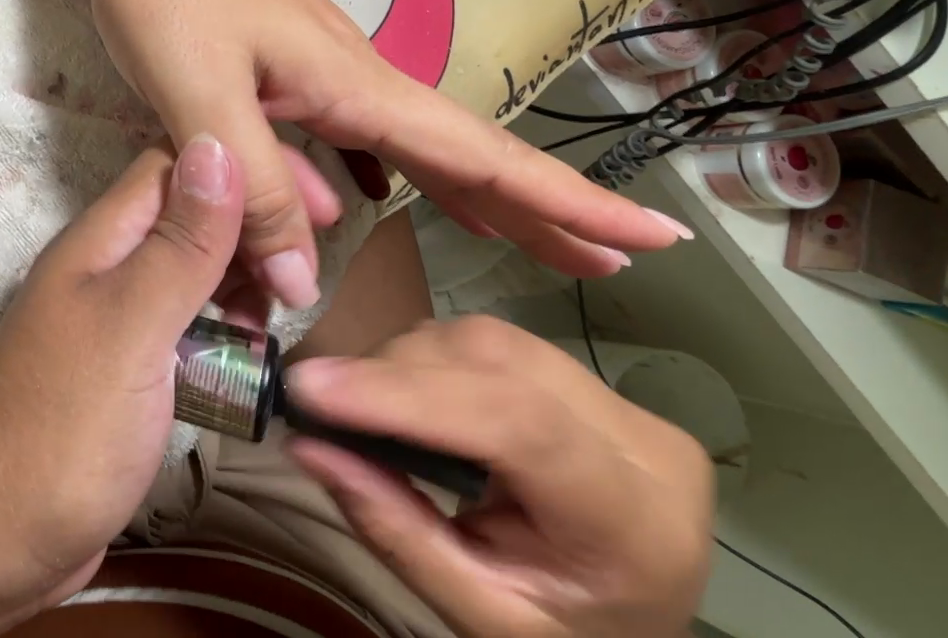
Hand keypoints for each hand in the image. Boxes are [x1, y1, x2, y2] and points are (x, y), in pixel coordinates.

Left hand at [0, 135, 317, 605]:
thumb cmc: (66, 427)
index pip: (175, 167)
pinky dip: (221, 327)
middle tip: (307, 275)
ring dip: (240, 279)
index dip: (242, 171)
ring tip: (286, 311)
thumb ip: (178, 243)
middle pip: (186, 216)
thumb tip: (215, 140)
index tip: (315, 207)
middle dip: (249, 229)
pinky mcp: (126, 369)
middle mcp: (103, 269)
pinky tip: (248, 352)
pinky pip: (182, 325)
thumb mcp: (132, 325)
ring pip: (188, 272)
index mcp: (98, 241)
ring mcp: (113, 320)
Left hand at [83, 0, 688, 304]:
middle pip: (460, 153)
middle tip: (601, 265)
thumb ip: (254, 185)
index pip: (478, 153)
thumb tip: (304, 278)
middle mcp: (354, 79)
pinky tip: (359, 196)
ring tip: (509, 239)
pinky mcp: (284, 69)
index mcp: (353, 87)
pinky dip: (372, 172)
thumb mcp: (202, 97)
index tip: (650, 241)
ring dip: (460, 193)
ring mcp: (322, 71)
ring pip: (405, 146)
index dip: (563, 200)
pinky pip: (347, 135)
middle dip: (534, 207)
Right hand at [285, 317, 713, 637]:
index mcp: (632, 521)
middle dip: (392, 372)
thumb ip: (393, 529)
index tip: (310, 387)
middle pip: (496, 362)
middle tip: (321, 403)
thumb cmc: (553, 630)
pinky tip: (405, 394)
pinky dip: (428, 357)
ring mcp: (619, 401)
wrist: (624, 626)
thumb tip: (306, 445)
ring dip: (405, 359)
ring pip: (486, 338)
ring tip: (364, 404)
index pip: (517, 424)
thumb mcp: (474, 609)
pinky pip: (491, 342)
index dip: (406, 394)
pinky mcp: (588, 382)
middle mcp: (640, 441)